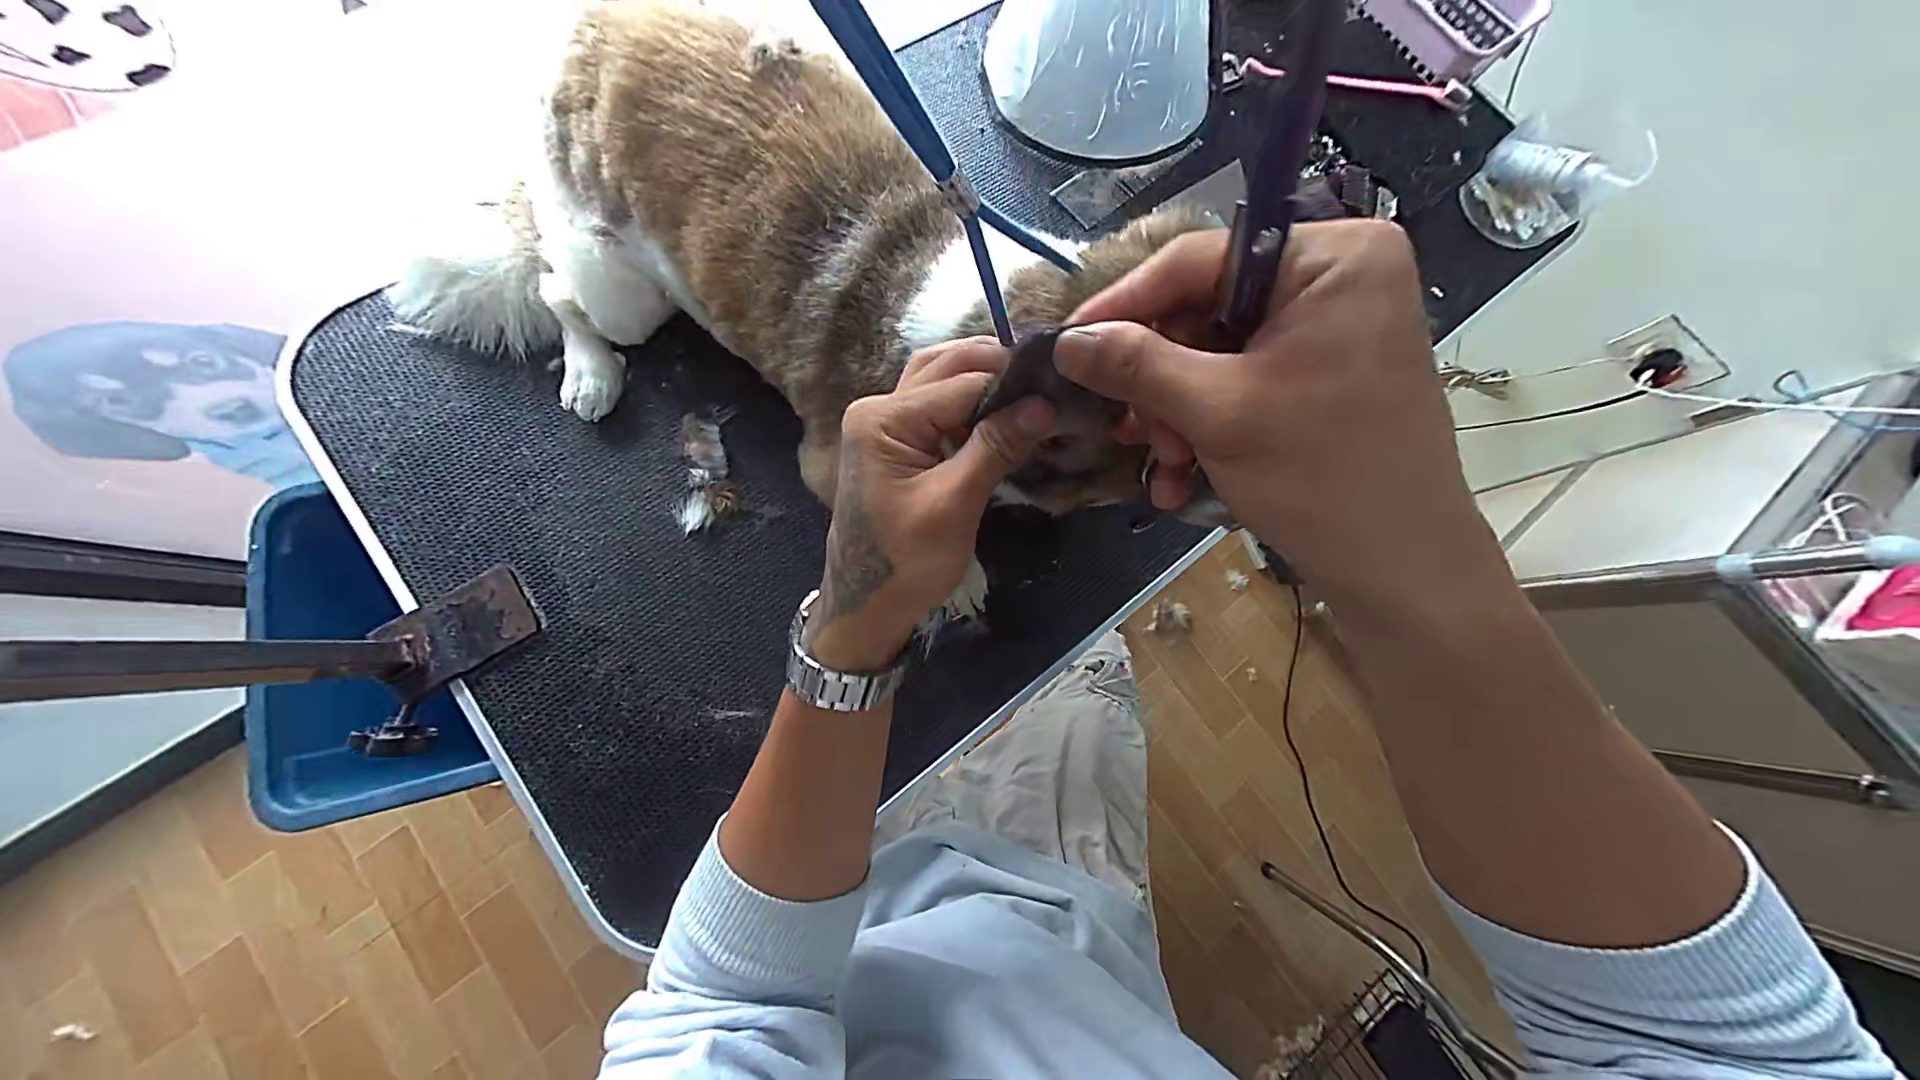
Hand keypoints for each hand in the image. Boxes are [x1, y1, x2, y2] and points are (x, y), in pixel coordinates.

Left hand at [808, 338, 1055, 670]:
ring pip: (940, 379)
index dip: (1013, 385)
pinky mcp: (897, 444)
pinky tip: (1001, 412)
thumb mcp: (954, 504)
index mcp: (884, 418)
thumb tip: (1043, 405)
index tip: (1061, 392)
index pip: (961, 383)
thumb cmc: (906, 562)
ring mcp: (884, 425)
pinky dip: (969, 403)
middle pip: (946, 366)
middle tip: (1048, 382)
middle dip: (997, 367)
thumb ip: (995, 448)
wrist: (868, 604)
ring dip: (982, 378)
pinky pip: (936, 407)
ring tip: (1030, 390)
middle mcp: (879, 409)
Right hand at [1054, 220, 1510, 614]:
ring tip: (1163, 466)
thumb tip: (1066, 341)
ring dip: (1172, 416)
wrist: (1396, 564)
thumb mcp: (1218, 412)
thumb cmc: (1320, 475)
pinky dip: (1199, 428)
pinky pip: (1232, 384)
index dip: (1123, 305)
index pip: (1196, 261)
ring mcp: (1322, 330)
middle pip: (1199, 314)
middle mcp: (1329, 279)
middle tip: (1129, 431)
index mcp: (1330, 258)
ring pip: (1208, 357)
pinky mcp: (1311, 374)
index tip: (1067, 345)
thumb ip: (1137, 366)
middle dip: (1157, 384)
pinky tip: (1180, 477)